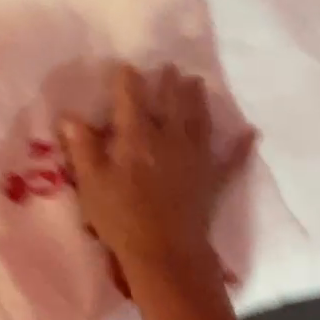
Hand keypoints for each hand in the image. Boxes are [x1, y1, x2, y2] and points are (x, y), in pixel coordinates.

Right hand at [58, 63, 255, 271]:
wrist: (164, 251)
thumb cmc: (119, 217)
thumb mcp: (90, 183)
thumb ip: (82, 147)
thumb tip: (70, 116)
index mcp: (137, 138)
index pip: (131, 100)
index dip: (127, 82)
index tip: (125, 67)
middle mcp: (171, 139)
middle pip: (172, 104)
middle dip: (169, 84)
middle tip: (170, 67)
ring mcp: (197, 158)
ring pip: (200, 121)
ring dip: (198, 100)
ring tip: (197, 83)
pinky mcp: (214, 180)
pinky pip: (232, 158)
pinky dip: (242, 146)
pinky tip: (250, 133)